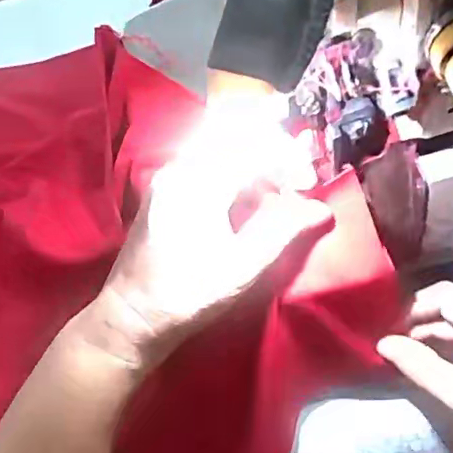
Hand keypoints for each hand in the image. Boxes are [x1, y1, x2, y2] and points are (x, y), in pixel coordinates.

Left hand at [80, 153, 331, 369]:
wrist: (132, 316)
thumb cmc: (187, 295)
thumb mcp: (242, 268)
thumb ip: (282, 232)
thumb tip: (319, 209)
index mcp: (199, 183)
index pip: (254, 147)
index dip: (290, 158)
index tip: (309, 183)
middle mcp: (179, 169)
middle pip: (234, 136)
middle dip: (271, 150)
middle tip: (295, 176)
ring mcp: (166, 178)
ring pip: (217, 147)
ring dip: (251, 158)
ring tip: (274, 187)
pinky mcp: (162, 192)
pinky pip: (202, 161)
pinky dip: (230, 168)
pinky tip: (244, 195)